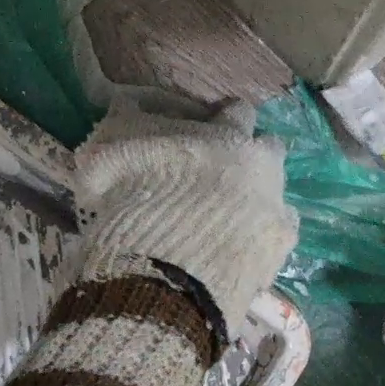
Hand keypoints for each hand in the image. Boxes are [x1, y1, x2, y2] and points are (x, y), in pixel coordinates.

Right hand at [74, 95, 298, 324]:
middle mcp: (263, 167)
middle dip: (253, 155)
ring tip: (229, 218)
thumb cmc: (138, 206)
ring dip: (259, 199)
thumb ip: (119, 146)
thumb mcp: (112, 165)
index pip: (239, 111)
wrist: (166, 274)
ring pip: (278, 194)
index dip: (225, 118)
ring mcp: (277, 210)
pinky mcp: (281, 251)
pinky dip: (261, 239)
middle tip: (225, 173)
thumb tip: (102, 138)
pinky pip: (278, 237)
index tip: (213, 128)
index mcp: (228, 137)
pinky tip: (240, 249)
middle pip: (270, 147)